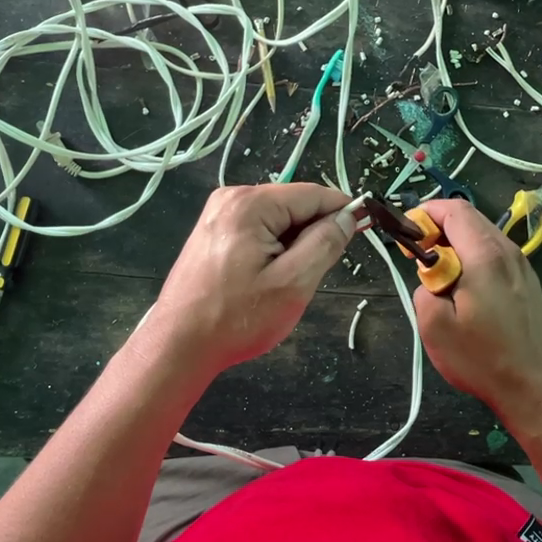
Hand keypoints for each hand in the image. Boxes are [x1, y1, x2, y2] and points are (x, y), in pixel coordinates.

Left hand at [135, 183, 354, 377]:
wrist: (177, 346)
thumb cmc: (236, 318)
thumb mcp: (293, 283)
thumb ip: (325, 243)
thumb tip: (349, 215)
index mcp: (250, 203)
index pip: (314, 194)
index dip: (343, 211)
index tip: (364, 231)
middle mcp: (231, 198)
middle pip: (294, 205)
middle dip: (312, 234)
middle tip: (310, 275)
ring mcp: (218, 214)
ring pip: (278, 220)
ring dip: (292, 245)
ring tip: (282, 283)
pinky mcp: (213, 232)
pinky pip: (258, 230)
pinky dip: (272, 250)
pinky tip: (265, 280)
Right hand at [411, 198, 541, 422]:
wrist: (532, 387)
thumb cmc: (481, 358)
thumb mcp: (434, 326)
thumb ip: (423, 288)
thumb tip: (431, 276)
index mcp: (485, 256)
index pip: (454, 210)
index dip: (426, 213)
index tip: (408, 235)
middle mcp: (508, 251)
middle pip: (470, 217)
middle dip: (439, 228)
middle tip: (420, 257)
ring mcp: (522, 265)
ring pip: (483, 234)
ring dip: (457, 243)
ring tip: (440, 276)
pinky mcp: (527, 280)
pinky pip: (495, 252)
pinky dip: (474, 256)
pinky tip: (466, 288)